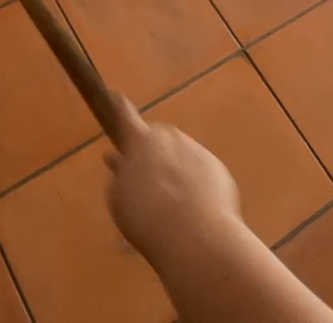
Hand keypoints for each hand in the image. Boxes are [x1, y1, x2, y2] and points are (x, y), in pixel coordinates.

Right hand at [103, 91, 243, 262]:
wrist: (198, 238)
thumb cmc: (148, 218)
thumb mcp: (120, 200)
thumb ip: (118, 176)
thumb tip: (117, 161)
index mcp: (140, 141)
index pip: (126, 115)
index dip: (119, 105)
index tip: (115, 94)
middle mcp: (169, 137)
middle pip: (157, 137)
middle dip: (152, 151)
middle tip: (147, 178)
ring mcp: (196, 150)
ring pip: (180, 153)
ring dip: (174, 167)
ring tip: (172, 202)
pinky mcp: (218, 168)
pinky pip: (200, 169)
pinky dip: (195, 181)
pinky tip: (193, 208)